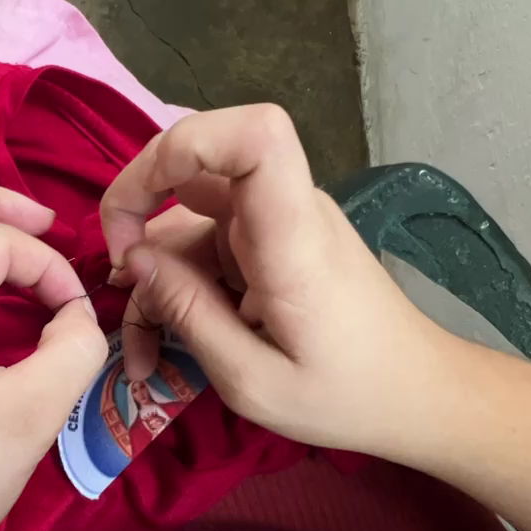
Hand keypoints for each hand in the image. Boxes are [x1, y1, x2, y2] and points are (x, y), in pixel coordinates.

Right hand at [99, 105, 454, 459]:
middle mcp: (285, 211)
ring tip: (143, 351)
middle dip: (137, 217)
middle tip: (114, 282)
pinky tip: (166, 340)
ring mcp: (276, 223)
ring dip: (154, 274)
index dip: (179, 147)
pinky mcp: (270, 242)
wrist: (416, 395)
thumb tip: (132, 257)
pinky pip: (205, 245)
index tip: (134, 218)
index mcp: (292, 237)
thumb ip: (188, 312)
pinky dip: (178, 286)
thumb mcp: (251, 378)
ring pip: (187, 216)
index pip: (252, 135)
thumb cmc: (345, 396)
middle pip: (195, 169)